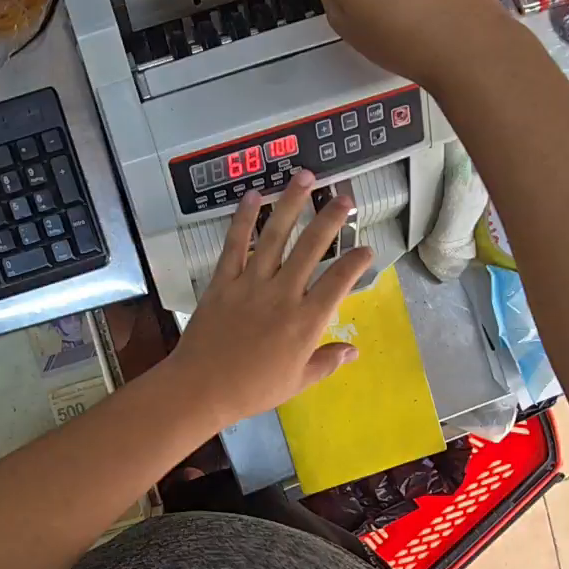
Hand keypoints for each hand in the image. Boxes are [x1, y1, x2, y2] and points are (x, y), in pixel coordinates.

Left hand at [163, 170, 373, 428]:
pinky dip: (244, 218)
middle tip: (344, 199)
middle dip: (331, 219)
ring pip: (276, 235)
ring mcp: (251, 284)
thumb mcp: (297, 382)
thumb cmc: (252, 390)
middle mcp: (283, 295)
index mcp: (306, 322)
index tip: (366, 249)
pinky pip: (235, 244)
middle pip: (312, 247)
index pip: (339, 282)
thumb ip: (326, 362)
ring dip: (292, 203)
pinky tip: (254, 196)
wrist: (202, 388)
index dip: (356, 262)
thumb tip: (353, 351)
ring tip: (306, 177)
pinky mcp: (223, 281)